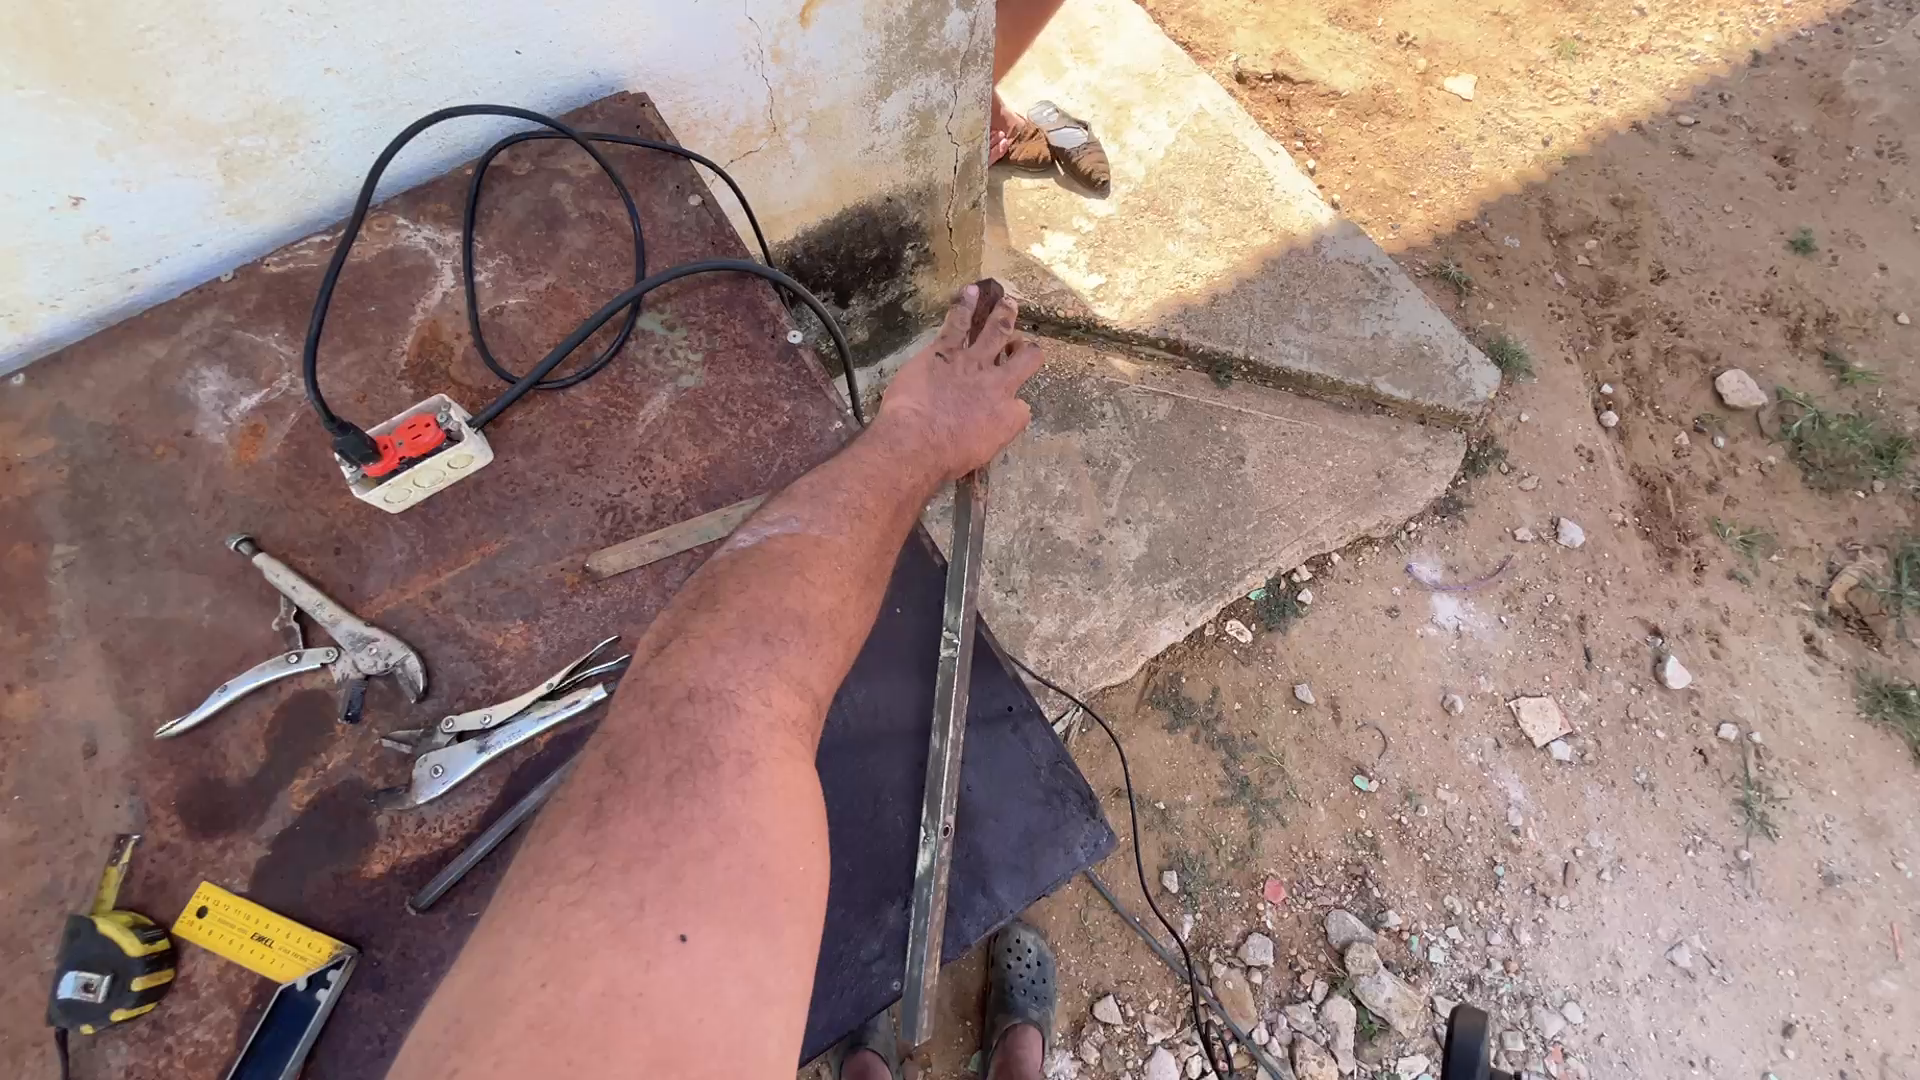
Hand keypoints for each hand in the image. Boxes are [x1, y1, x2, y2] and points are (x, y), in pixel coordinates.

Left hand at [873, 282, 1044, 483]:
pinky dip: (965, 305)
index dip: (1015, 408)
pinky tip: (970, 291)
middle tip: (1025, 342)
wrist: (919, 441)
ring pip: (995, 331)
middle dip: (1026, 349)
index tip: (1007, 409)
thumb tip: (986, 430)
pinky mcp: (944, 351)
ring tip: (1009, 302)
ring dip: (1004, 316)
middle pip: (1025, 359)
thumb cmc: (946, 457)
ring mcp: (972, 362)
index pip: (1022, 407)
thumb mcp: (979, 455)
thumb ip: (989, 436)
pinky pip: (958, 323)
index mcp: (1008, 415)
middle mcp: (998, 383)